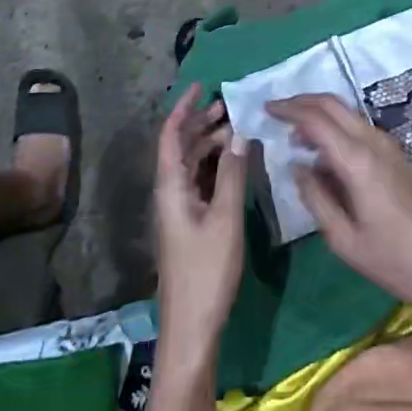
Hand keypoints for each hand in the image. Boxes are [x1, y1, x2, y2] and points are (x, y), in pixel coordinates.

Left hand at [154, 84, 247, 347]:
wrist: (192, 325)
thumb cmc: (206, 270)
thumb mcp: (225, 219)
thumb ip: (233, 175)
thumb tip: (240, 135)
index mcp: (171, 187)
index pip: (172, 136)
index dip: (183, 108)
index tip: (202, 86)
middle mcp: (170, 192)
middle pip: (182, 147)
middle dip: (202, 123)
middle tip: (231, 106)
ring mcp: (180, 209)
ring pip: (193, 164)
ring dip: (212, 144)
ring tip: (238, 130)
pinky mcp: (190, 223)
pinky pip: (201, 182)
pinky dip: (217, 166)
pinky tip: (237, 163)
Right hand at [269, 95, 411, 320]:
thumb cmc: (395, 260)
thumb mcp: (344, 239)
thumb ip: (316, 198)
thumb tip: (297, 167)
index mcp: (358, 161)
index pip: (316, 119)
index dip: (288, 110)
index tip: (264, 110)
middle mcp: (374, 143)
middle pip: (333, 104)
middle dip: (301, 101)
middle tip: (274, 110)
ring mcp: (388, 147)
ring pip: (347, 112)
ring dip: (319, 113)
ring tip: (292, 134)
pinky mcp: (396, 156)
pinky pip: (358, 128)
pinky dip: (335, 126)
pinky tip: (322, 150)